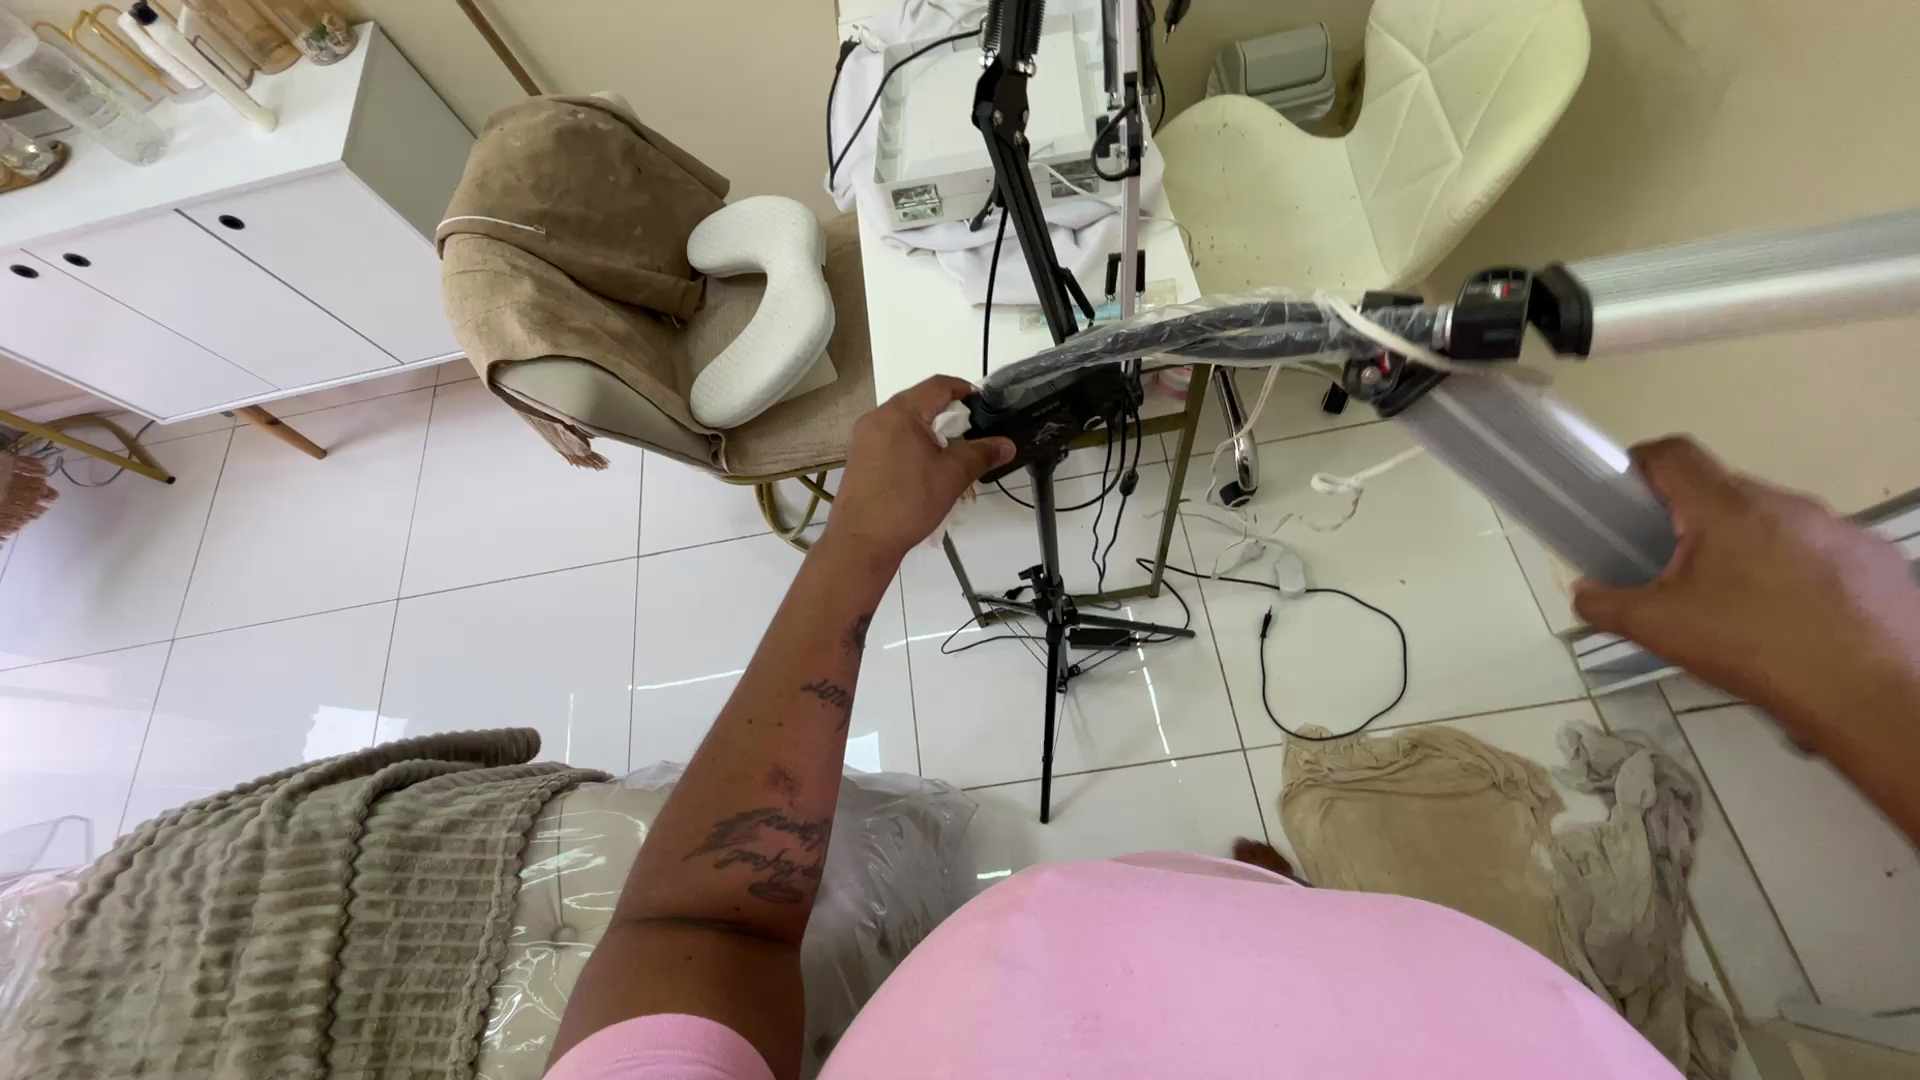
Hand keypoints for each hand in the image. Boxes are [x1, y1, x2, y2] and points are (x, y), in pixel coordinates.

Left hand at [822, 376, 1014, 563]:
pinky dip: (914, 448)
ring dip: (932, 436)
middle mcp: (877, 418)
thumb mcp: (952, 476)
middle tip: (973, 435)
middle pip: (921, 404)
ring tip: (952, 459)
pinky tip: (926, 473)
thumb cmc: (907, 503)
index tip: (985, 405)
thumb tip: (1007, 444)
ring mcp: (864, 439)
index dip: (966, 390)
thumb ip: (982, 454)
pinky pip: (892, 442)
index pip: (938, 385)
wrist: (861, 542)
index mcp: (899, 413)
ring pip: (906, 425)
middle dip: (950, 417)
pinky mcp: (860, 459)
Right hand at [1572, 437, 1919, 746]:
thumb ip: (1603, 603)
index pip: (1674, 455)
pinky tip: (1787, 615)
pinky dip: (1790, 568)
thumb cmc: (1751, 646)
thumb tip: (1585, 591)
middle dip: (1688, 519)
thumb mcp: (1655, 627)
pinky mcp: (1881, 559)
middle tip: (1667, 564)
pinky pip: (1818, 547)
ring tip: (1731, 598)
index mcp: (1728, 510)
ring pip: (1771, 520)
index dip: (1639, 464)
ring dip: (1741, 544)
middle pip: (1722, 491)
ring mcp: (1843, 531)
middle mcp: (1789, 506)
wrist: (1876, 696)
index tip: (1621, 495)